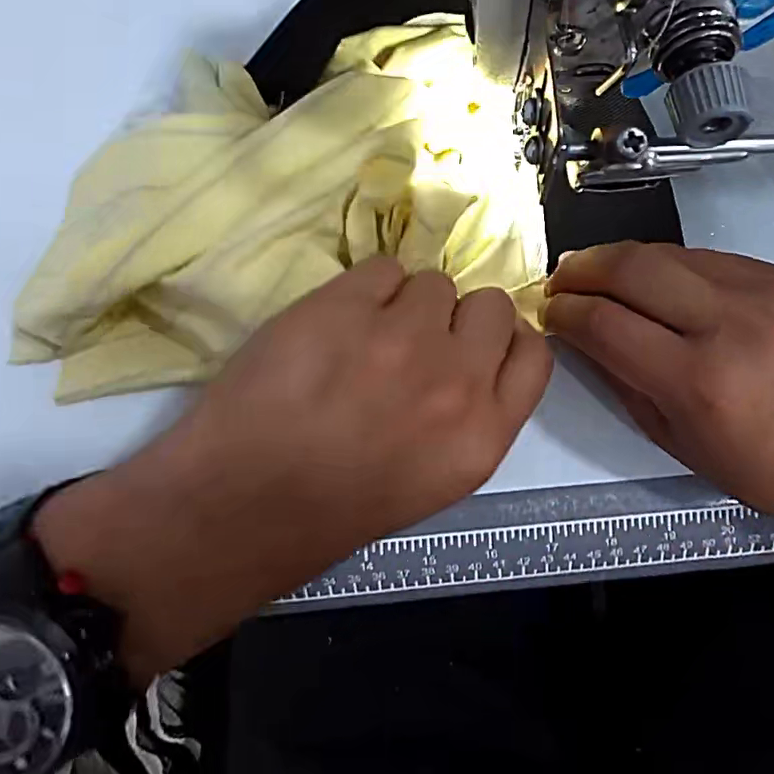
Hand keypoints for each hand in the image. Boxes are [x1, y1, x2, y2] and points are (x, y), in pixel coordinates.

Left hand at [36, 257, 551, 677]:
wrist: (238, 504)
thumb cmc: (337, 501)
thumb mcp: (437, 476)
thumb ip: (473, 412)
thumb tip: (476, 350)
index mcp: (484, 436)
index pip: (535, 353)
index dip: (505, 339)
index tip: (474, 342)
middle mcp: (457, 383)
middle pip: (493, 305)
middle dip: (459, 317)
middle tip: (415, 341)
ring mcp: (402, 340)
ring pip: (434, 282)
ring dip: (406, 305)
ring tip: (362, 341)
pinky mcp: (346, 307)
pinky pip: (384, 268)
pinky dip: (365, 290)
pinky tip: (334, 327)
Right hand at [545, 242, 773, 525]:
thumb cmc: (755, 465)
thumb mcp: (668, 435)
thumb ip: (617, 374)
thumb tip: (577, 327)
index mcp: (700, 382)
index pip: (606, 323)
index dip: (566, 311)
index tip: (550, 308)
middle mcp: (735, 327)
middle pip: (632, 270)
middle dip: (584, 268)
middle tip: (563, 277)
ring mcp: (768, 293)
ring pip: (668, 253)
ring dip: (624, 261)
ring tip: (602, 273)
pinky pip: (708, 259)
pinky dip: (673, 268)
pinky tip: (662, 285)